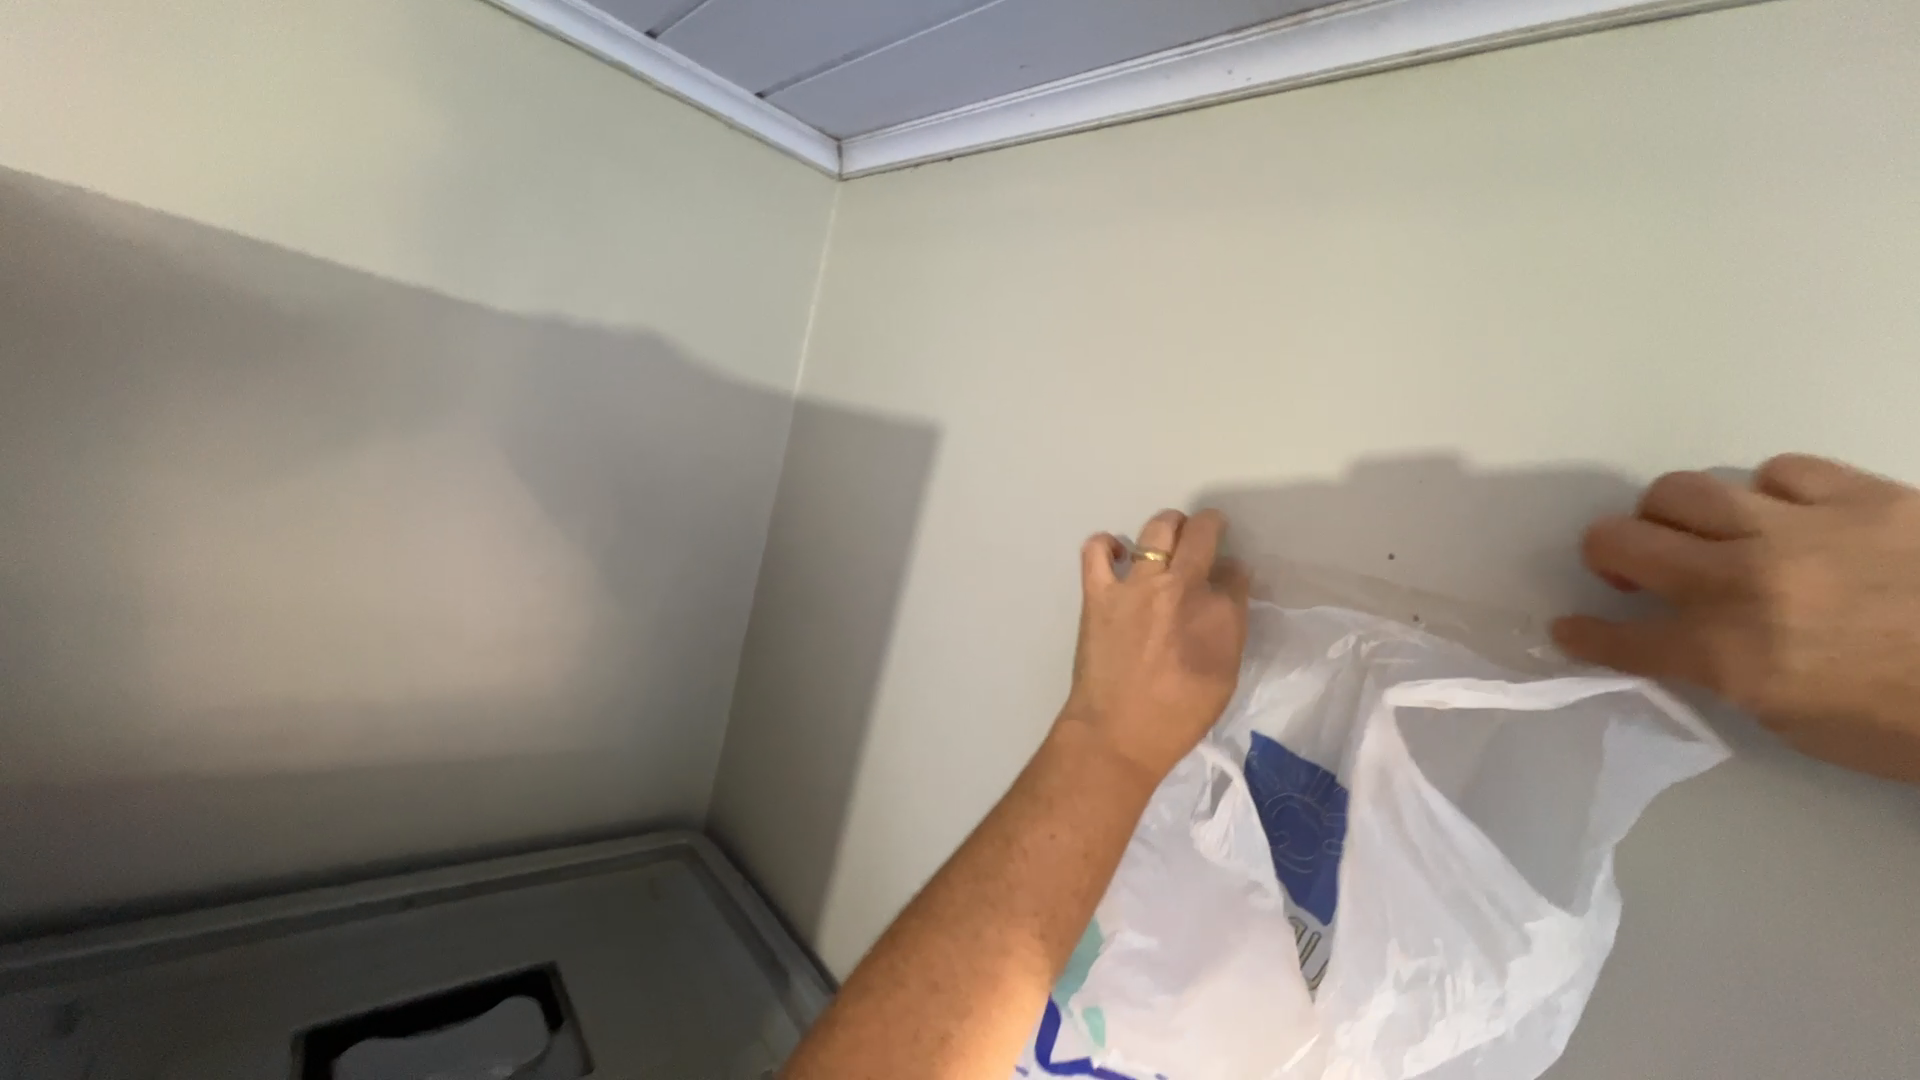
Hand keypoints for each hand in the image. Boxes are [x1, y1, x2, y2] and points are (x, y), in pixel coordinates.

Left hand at [1058, 509, 1251, 783]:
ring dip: (1169, 526)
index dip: (1233, 572)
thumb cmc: (1177, 716)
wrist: (1117, 733)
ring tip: (1170, 534)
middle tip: (1206, 531)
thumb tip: (1223, 596)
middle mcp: (1181, 587)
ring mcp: (1137, 585)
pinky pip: (1096, 549)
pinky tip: (1114, 553)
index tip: (1227, 578)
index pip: (1235, 572)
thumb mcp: (1225, 676)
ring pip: (1158, 529)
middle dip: (1210, 526)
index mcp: (1220, 613)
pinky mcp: (1098, 591)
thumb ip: (1228, 629)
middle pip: (1202, 534)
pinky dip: (1105, 544)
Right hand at [1553, 454, 1919, 782]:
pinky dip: (1769, 494)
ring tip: (1703, 534)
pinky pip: (1780, 471)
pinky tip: (1792, 518)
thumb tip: (1687, 640)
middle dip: (1607, 557)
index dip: (1583, 634)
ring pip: (1680, 492)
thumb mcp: (1799, 721)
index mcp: (1726, 654)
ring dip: (1673, 518)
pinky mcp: (1866, 498)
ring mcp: (1802, 532)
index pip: (1617, 637)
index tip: (1573, 629)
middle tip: (1630, 572)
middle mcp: (1742, 583)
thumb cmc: (1917, 724)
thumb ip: (1725, 672)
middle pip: (1618, 541)